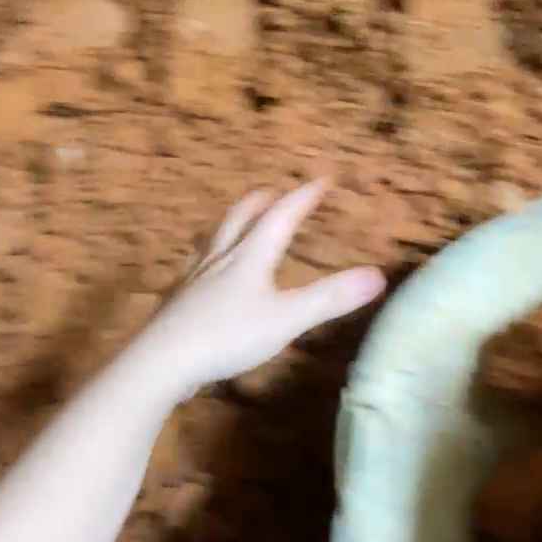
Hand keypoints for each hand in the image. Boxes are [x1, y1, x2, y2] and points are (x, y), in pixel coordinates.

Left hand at [132, 181, 386, 396]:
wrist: (163, 360)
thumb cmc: (228, 336)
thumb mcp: (287, 319)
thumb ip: (330, 298)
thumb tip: (378, 276)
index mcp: (250, 257)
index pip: (280, 217)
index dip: (303, 197)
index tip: (321, 180)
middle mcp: (220, 259)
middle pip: (239, 219)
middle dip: (260, 202)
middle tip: (273, 192)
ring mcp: (194, 279)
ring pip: (212, 241)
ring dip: (228, 225)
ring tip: (234, 223)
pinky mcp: (176, 302)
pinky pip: (192, 270)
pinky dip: (204, 260)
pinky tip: (199, 274)